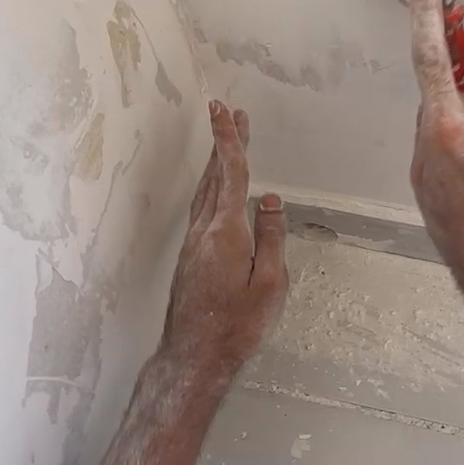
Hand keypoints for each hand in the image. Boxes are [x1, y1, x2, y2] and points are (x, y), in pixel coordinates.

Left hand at [161, 101, 288, 381]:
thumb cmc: (238, 324)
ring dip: (216, 163)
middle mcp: (205, 231)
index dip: (230, 139)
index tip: (223, 108)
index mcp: (227, 232)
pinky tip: (219, 190)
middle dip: (224, 142)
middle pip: (215, 176)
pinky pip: (203, 208)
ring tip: (227, 143)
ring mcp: (194, 243)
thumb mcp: (270, 284)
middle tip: (229, 112)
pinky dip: (213, 186)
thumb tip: (270, 199)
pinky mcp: (191, 256)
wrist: (194, 355)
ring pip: (205, 191)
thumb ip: (271, 237)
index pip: (232, 174)